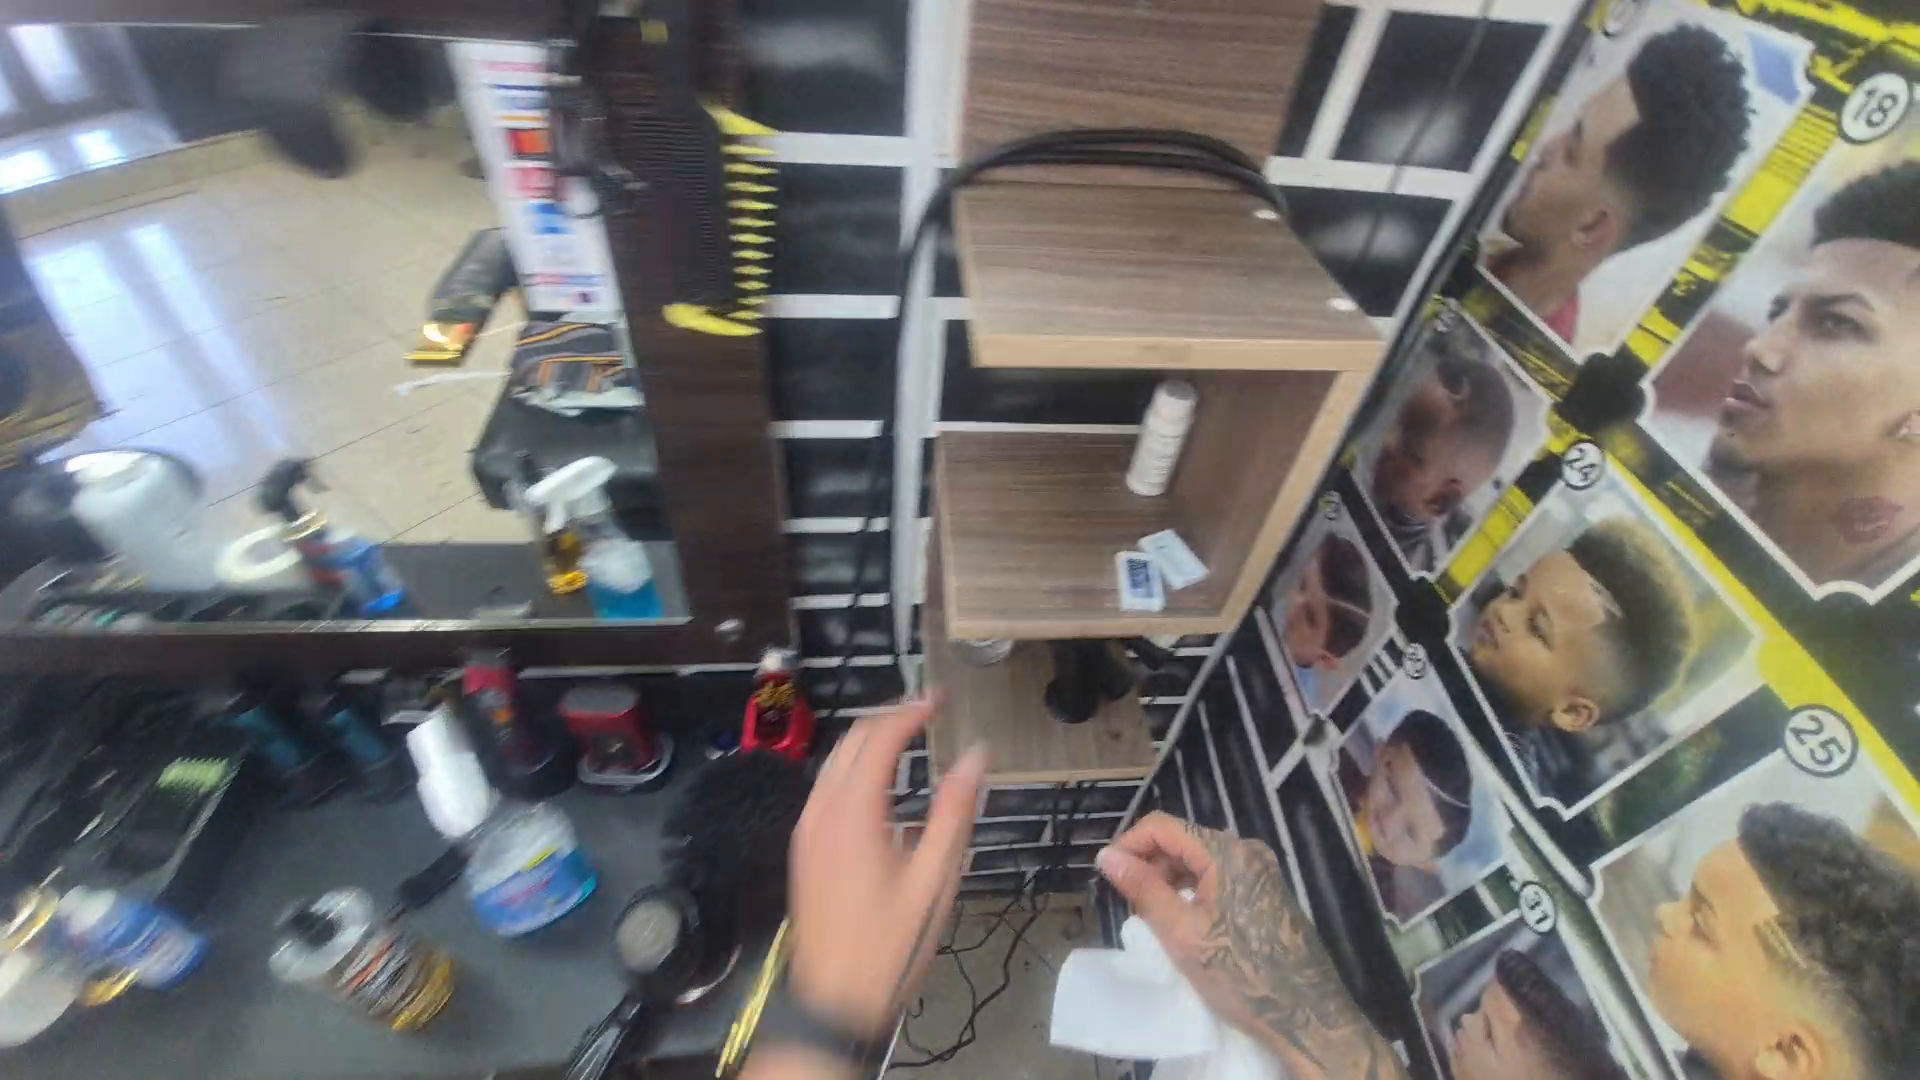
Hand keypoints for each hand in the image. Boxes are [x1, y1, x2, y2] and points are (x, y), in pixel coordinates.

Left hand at [786, 700, 986, 1039]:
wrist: (831, 1001)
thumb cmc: (889, 943)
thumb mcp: (935, 881)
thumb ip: (954, 813)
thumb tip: (975, 757)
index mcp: (854, 812)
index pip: (880, 738)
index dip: (911, 711)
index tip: (940, 699)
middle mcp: (822, 809)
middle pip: (853, 738)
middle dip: (891, 716)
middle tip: (928, 710)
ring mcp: (808, 826)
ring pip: (836, 758)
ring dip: (871, 738)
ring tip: (910, 734)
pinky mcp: (805, 843)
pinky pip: (828, 784)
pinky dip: (855, 765)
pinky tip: (882, 780)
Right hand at [1096, 812, 1405, 1079]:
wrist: (1313, 1023)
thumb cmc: (1243, 976)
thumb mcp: (1182, 934)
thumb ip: (1142, 889)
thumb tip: (1105, 856)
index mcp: (1227, 852)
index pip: (1161, 825)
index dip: (1128, 844)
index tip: (1108, 874)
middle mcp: (1247, 849)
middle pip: (1181, 839)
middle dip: (1149, 864)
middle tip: (1129, 902)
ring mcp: (1261, 870)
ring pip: (1198, 858)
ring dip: (1169, 878)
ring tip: (1152, 913)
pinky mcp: (1267, 891)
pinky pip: (1218, 874)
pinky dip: (1193, 889)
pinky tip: (1184, 918)